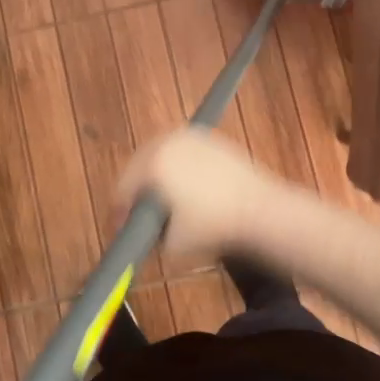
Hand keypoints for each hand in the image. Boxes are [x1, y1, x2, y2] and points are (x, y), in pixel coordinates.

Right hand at [114, 130, 292, 259]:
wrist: (260, 211)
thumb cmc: (213, 227)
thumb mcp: (172, 243)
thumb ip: (149, 237)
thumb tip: (145, 235)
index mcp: (152, 164)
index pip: (122, 189)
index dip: (119, 213)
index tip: (120, 229)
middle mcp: (167, 142)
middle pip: (138, 167)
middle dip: (136, 191)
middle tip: (138, 216)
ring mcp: (190, 137)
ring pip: (160, 156)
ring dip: (155, 177)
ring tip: (162, 202)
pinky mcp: (210, 139)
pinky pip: (182, 153)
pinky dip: (177, 168)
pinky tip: (184, 188)